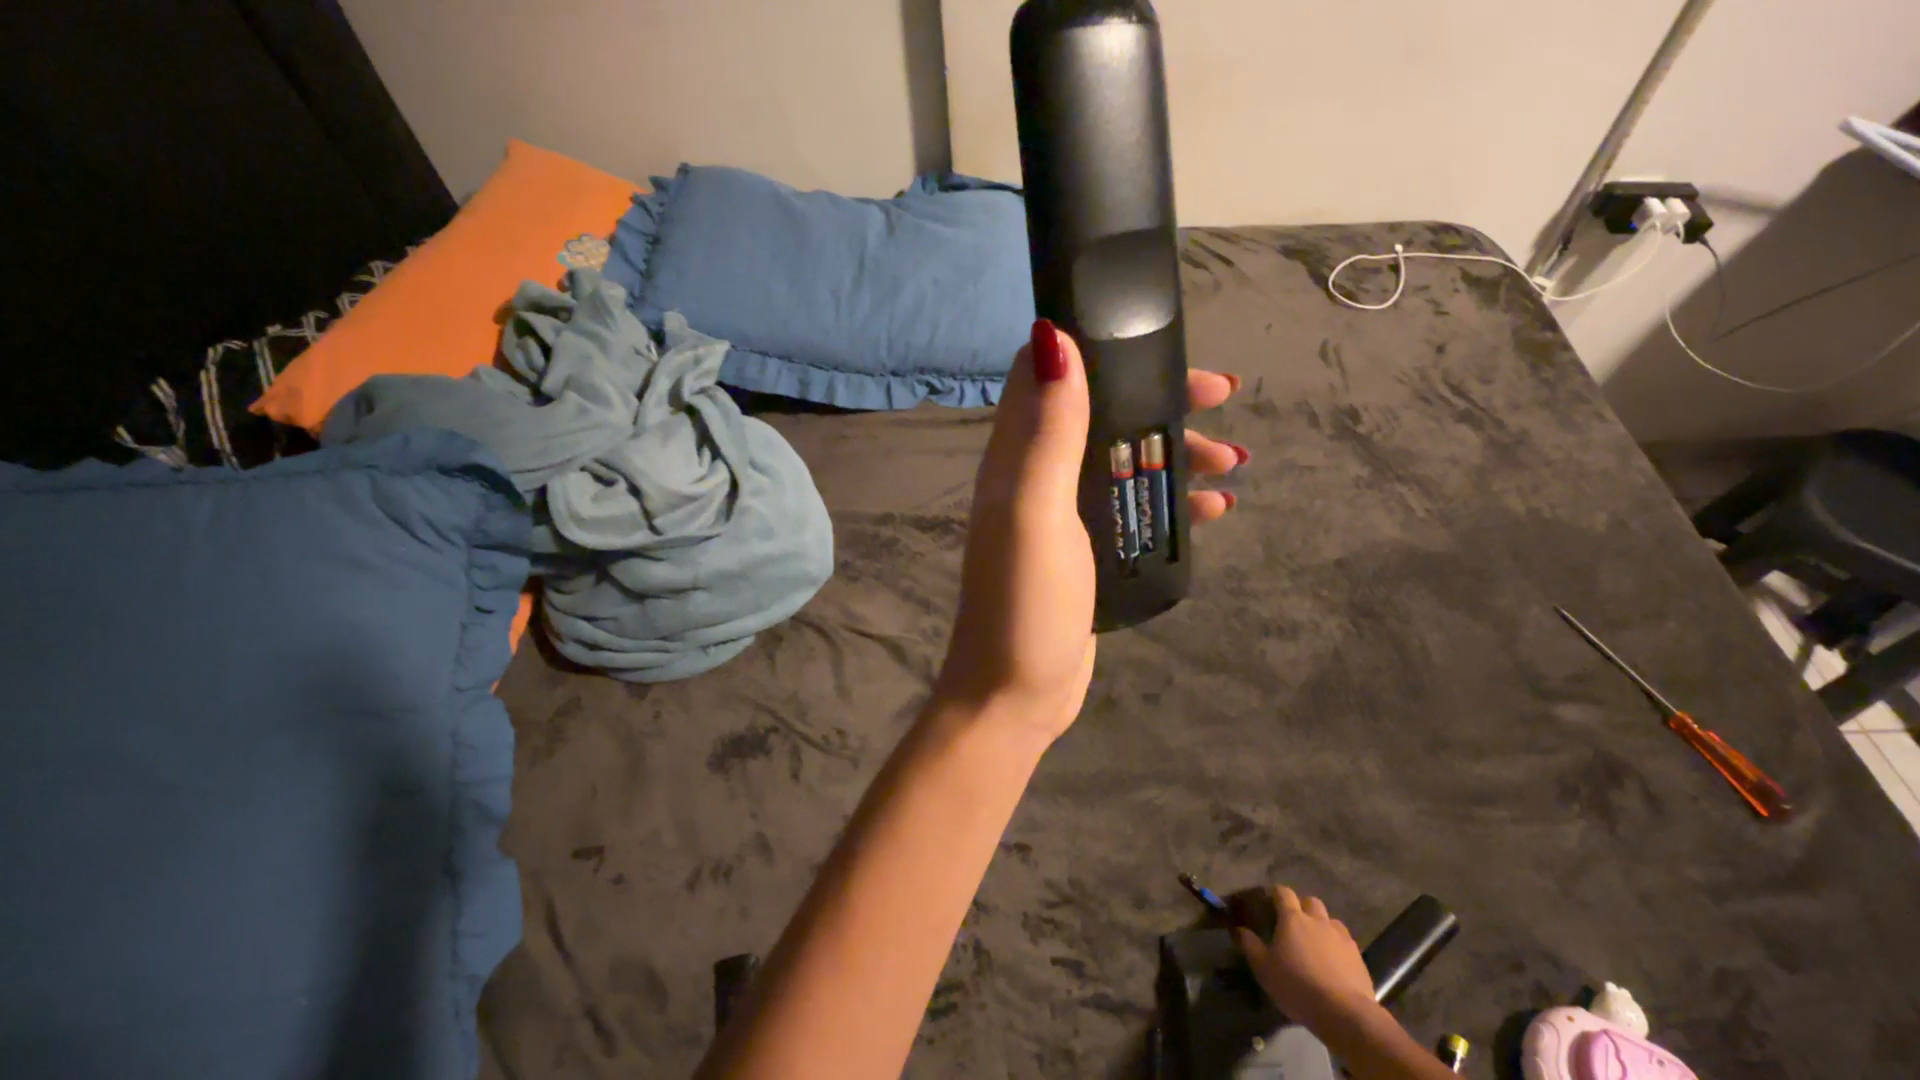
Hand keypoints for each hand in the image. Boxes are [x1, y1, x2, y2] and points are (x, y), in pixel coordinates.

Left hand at [932, 319, 1245, 739]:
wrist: (1018, 693)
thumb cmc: (1025, 603)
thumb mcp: (1038, 511)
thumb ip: (1049, 429)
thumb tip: (1053, 333)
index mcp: (1017, 455)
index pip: (1047, 374)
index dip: (1096, 345)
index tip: (1153, 339)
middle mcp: (1039, 475)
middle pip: (1103, 412)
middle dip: (1159, 397)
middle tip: (1220, 395)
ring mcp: (1067, 514)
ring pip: (1129, 458)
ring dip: (1179, 449)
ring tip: (1232, 462)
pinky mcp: (1092, 550)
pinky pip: (1140, 506)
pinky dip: (1177, 499)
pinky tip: (1216, 509)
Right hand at [1233, 886, 1379, 1034]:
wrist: (1343, 1011)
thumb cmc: (1296, 986)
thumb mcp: (1264, 969)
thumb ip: (1250, 946)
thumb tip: (1238, 928)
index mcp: (1292, 920)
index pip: (1283, 893)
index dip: (1276, 893)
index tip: (1269, 900)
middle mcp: (1318, 921)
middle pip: (1310, 901)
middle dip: (1302, 906)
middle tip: (1293, 923)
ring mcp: (1341, 936)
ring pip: (1330, 919)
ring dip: (1321, 924)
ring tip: (1315, 942)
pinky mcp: (1357, 954)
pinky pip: (1344, 940)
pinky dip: (1336, 943)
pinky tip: (1333, 960)